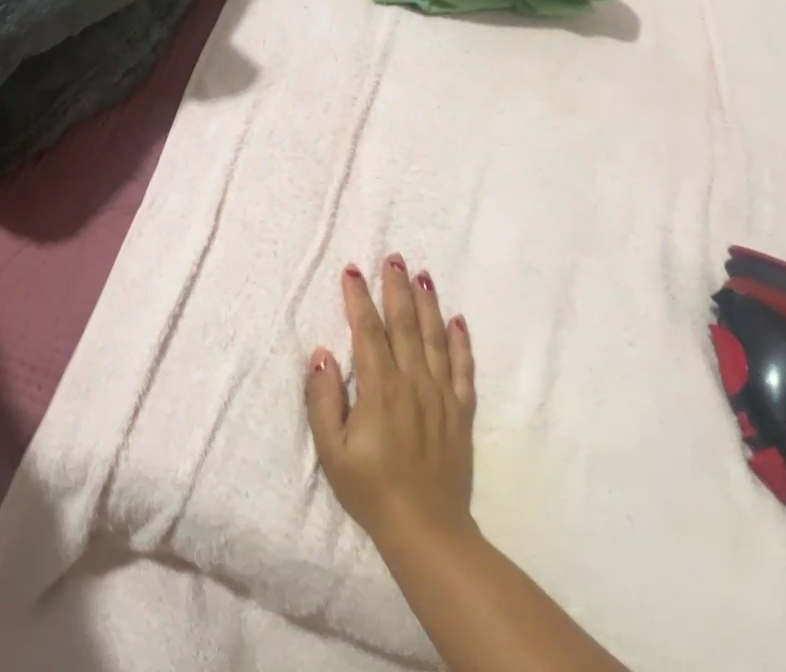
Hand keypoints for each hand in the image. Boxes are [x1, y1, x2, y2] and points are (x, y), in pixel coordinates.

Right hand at [307, 254, 477, 549]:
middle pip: (404, 325)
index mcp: (380, 389)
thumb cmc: (370, 489)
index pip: (368, 332)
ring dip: (427, 303)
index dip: (359, 299)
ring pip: (434, 338)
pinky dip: (461, 341)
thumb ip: (324, 400)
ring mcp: (442, 396)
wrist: (427, 528)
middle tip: (393, 257)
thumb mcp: (331, 451)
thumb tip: (322, 355)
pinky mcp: (461, 412)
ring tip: (422, 274)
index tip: (352, 270)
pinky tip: (458, 320)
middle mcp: (414, 383)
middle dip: (396, 288)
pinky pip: (463, 368)